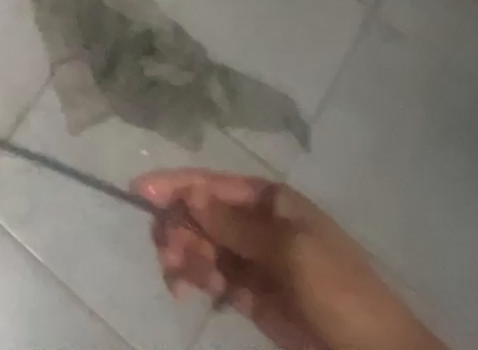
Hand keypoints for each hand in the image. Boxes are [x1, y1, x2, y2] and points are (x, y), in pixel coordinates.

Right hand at [132, 170, 445, 349]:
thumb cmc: (339, 291)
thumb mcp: (289, 250)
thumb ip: (233, 223)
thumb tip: (188, 193)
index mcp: (270, 202)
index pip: (212, 183)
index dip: (175, 185)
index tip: (138, 192)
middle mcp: (256, 224)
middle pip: (198, 213)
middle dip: (178, 228)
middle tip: (170, 253)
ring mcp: (251, 260)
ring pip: (197, 244)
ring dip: (182, 256)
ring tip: (181, 281)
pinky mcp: (246, 293)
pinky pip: (206, 275)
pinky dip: (192, 279)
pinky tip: (191, 292)